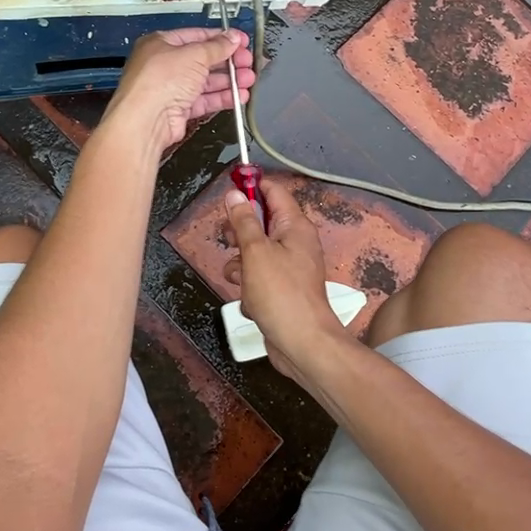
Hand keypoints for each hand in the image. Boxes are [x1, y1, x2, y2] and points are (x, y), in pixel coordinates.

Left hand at [103, 29, 254, 153]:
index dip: (220, 38)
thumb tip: (230, 39)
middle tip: (247, 61)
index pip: (196, 37)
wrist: (146, 120)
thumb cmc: (155, 84)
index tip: (239, 41)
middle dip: (228, 61)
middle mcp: (163, 66)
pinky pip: (204, 100)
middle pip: (202, 60)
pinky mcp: (177, 109)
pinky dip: (222, 98)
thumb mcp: (193, 55)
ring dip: (229, 80)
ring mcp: (170, 89)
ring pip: (205, 82)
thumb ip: (216, 47)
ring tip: (248, 79)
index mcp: (161, 44)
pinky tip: (238, 96)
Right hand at [223, 179, 350, 381]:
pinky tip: (250, 301)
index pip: (273, 192)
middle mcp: (295, 242)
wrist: (302, 343)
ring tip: (239, 279)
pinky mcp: (282, 290)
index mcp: (295, 226)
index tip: (229, 191)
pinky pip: (258, 277)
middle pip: (261, 222)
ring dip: (241, 265)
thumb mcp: (255, 251)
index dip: (251, 187)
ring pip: (255, 253)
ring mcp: (289, 267)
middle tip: (228, 240)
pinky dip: (249, 286)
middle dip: (240, 232)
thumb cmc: (280, 293)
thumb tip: (235, 195)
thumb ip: (243, 222)